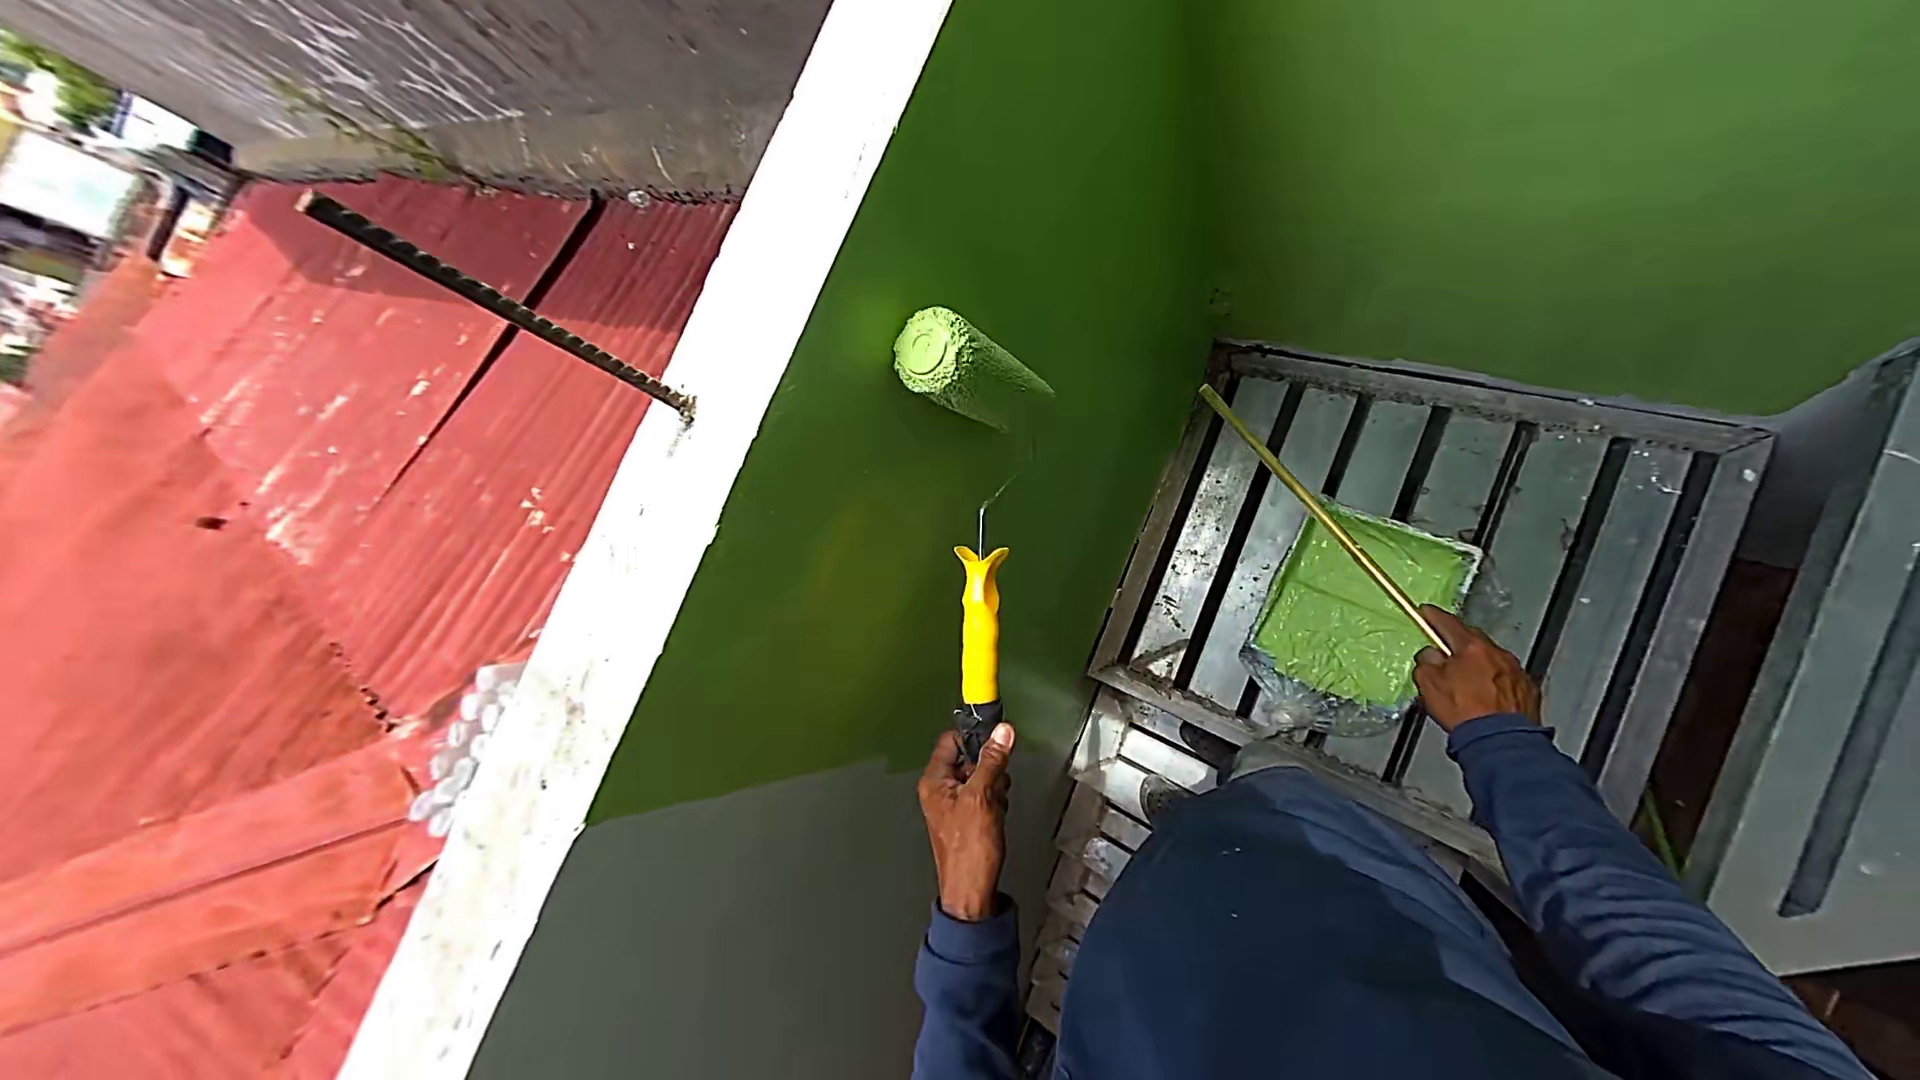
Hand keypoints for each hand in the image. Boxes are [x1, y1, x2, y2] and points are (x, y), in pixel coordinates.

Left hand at [918, 722, 1014, 921]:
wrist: (973, 892)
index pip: (950, 741)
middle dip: (989, 766)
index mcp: (934, 781)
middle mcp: (940, 790)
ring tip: (995, 804)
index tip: (994, 737)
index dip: (972, 737)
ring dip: (995, 785)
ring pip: (979, 776)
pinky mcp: (967, 817)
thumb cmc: (969, 850)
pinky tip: (997, 814)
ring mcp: (953, 804)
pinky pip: (984, 794)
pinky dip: (995, 800)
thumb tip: (1002, 732)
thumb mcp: (983, 796)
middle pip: (968, 758)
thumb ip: (992, 761)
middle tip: (996, 782)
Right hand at [1412, 605, 1540, 732]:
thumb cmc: (1462, 709)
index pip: (1449, 624)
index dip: (1434, 616)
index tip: (1426, 611)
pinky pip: (1505, 675)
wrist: (1501, 741)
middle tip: (1443, 647)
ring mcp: (1516, 672)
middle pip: (1473, 639)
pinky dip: (1492, 678)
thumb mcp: (1428, 682)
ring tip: (1464, 675)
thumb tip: (1433, 655)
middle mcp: (1498, 654)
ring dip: (1476, 661)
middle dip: (1457, 640)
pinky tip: (1483, 691)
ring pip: (1491, 657)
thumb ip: (1427, 662)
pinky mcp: (1528, 690)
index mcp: (1472, 648)